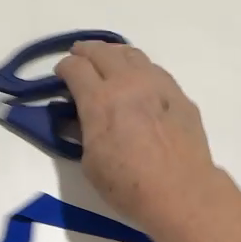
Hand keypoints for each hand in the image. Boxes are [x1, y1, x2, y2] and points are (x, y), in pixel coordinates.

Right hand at [55, 41, 226, 233]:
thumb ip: (83, 134)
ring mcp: (156, 84)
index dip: (64, 67)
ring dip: (113, 53)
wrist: (179, 190)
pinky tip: (136, 79)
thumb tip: (82, 119)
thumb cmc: (128, 185)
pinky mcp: (178, 94)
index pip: (76, 69)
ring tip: (107, 59)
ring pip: (131, 54)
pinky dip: (137, 67)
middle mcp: (127, 82)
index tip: (61, 72)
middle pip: (103, 52)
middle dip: (86, 51)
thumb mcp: (91, 164)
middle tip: (78, 54)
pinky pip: (153, 70)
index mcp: (100, 101)